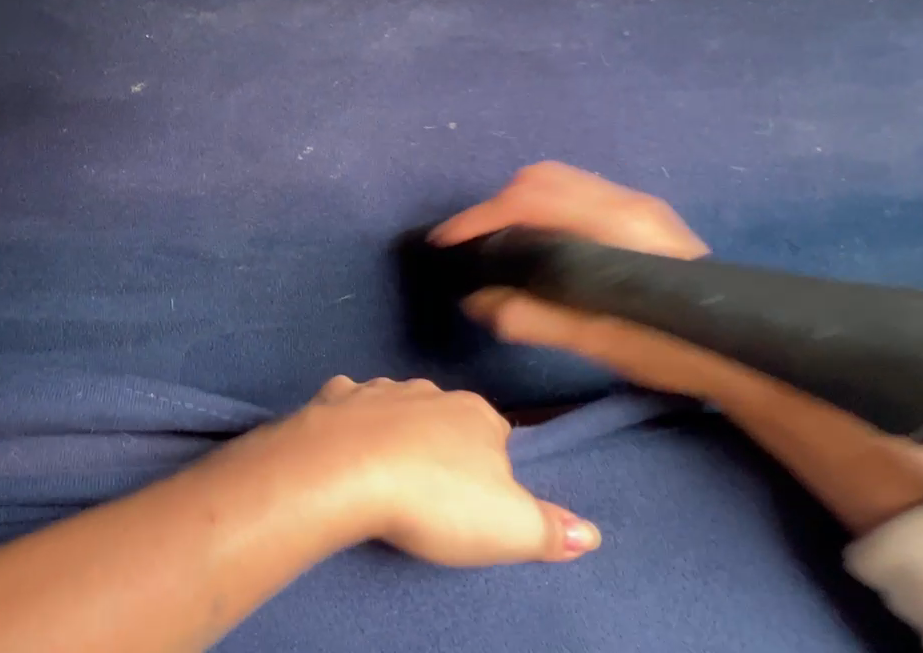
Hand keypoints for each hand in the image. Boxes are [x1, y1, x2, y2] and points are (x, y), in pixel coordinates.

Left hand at [241, 375, 600, 565]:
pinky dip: (348, 421)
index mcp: (475, 414)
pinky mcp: (331, 397)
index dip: (491, 467)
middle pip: (442, 418)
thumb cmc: (434, 499)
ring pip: (394, 406)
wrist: (343, 472)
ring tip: (388, 474)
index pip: (496, 435)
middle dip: (440, 446)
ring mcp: (374, 389)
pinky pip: (346, 405)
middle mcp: (426, 390)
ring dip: (393, 432)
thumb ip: (552, 529)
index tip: (479, 498)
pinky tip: (345, 445)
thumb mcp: (512, 528)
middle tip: (432, 492)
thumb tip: (590, 533)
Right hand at [427, 161, 762, 401]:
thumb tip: (473, 301)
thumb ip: (533, 317)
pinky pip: (574, 191)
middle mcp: (626, 202)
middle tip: (472, 242)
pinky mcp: (641, 214)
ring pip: (556, 180)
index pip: (530, 200)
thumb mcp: (599, 340)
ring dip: (516, 203)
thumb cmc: (673, 349)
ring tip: (496, 239)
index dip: (480, 218)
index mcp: (616, 227)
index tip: (446, 241)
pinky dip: (539, 206)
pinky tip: (535, 239)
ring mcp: (637, 204)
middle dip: (495, 205)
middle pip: (540, 179)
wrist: (750, 354)